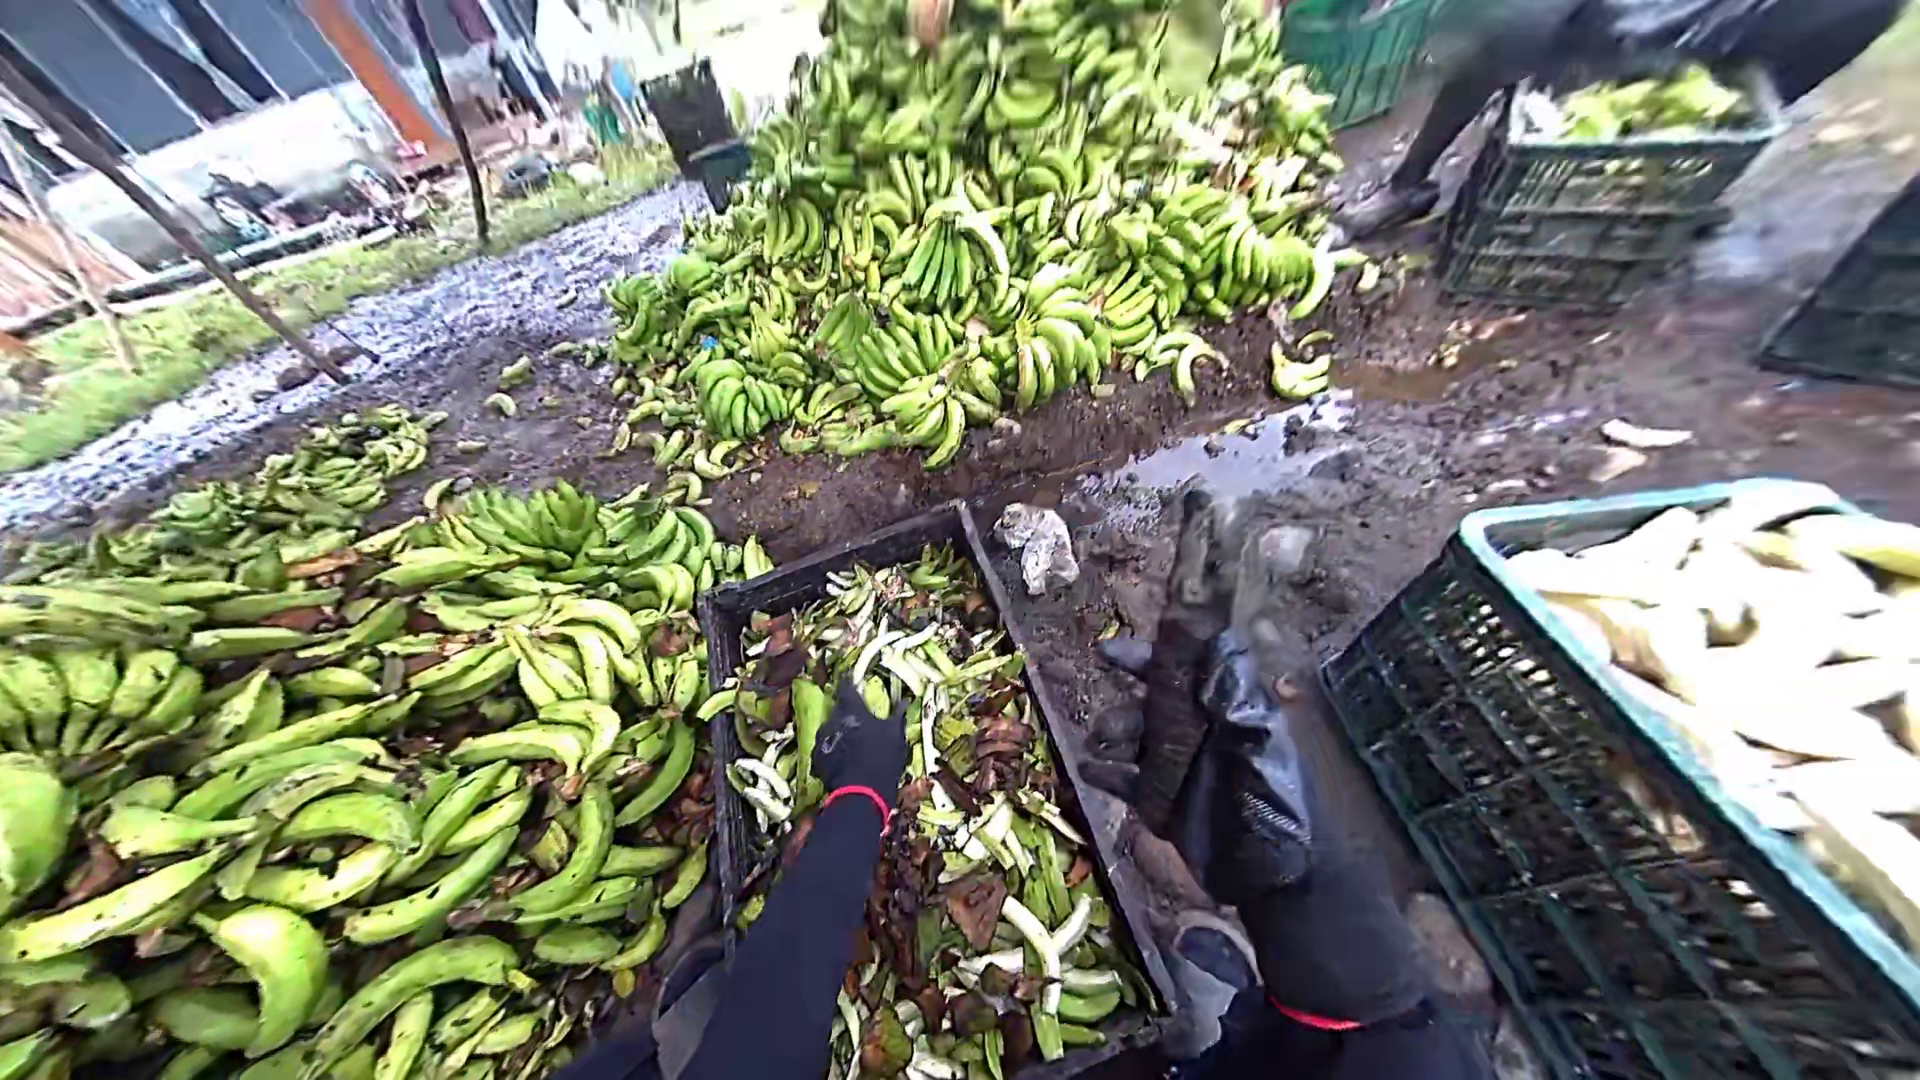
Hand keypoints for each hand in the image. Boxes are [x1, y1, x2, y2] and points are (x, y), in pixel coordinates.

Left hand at [813, 678, 907, 798]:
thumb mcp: (896, 734)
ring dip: (838, 730)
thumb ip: (898, 715)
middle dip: (845, 712)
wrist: (862, 793)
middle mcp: (832, 720)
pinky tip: (842, 757)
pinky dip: (832, 748)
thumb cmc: (883, 758)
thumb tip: (905, 700)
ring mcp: (822, 739)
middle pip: (837, 709)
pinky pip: (824, 747)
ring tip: (850, 740)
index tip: (850, 678)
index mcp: (852, 710)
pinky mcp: (816, 758)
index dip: (848, 682)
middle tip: (856, 718)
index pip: (846, 688)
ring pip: (829, 728)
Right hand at [1089, 492, 1424, 1027]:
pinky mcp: (1158, 795)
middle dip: (1127, 690)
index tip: (1120, 638)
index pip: (1182, 655)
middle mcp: (1192, 721)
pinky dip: (1107, 772)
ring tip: (1111, 750)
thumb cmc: (1274, 803)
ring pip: (1128, 729)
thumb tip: (1215, 628)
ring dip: (1113, 732)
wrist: (1278, 878)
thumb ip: (1234, 688)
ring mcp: (1172, 758)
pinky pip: (1121, 775)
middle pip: (1146, 691)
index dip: (1150, 644)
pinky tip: (1096, 773)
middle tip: (1110, 689)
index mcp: (1217, 699)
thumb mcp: (1259, 739)